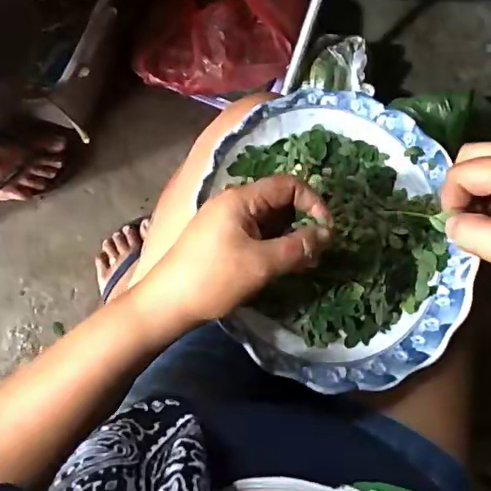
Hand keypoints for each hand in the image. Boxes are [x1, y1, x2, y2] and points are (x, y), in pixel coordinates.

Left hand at [127, 175, 333, 332]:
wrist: (163, 305)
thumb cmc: (213, 279)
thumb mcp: (261, 264)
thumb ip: (297, 246)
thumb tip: (326, 234)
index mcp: (241, 199)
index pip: (288, 185)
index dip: (313, 202)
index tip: (326, 230)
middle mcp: (233, 203)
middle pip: (280, 201)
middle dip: (303, 222)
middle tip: (316, 250)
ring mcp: (225, 221)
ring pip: (269, 220)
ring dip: (289, 236)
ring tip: (302, 262)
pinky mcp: (220, 239)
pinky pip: (256, 233)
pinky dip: (273, 245)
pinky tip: (281, 265)